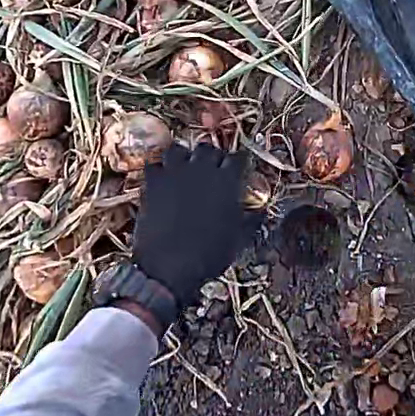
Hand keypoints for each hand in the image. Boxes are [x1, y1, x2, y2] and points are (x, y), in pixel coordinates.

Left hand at [132, 143, 257, 306]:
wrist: (169, 267)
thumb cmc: (209, 254)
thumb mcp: (239, 240)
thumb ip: (251, 220)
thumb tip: (261, 212)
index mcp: (227, 180)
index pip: (238, 157)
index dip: (239, 161)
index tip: (239, 167)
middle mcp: (202, 169)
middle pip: (208, 149)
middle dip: (212, 155)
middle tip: (212, 167)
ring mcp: (175, 173)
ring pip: (179, 149)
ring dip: (183, 156)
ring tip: (185, 166)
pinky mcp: (153, 183)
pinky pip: (153, 165)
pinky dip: (158, 170)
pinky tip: (160, 178)